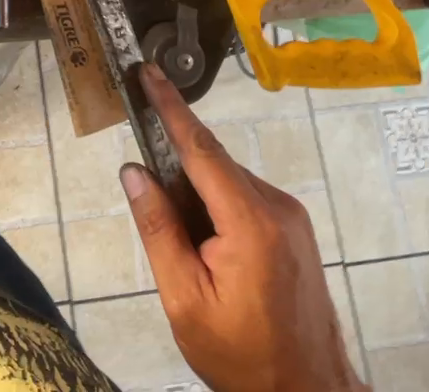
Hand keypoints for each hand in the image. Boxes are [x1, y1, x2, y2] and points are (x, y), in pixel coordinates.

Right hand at [121, 65, 363, 391]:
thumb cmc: (240, 355)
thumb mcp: (184, 299)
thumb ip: (158, 229)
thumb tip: (133, 171)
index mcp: (250, 223)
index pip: (200, 149)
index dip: (170, 107)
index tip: (148, 71)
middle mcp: (277, 207)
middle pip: (211, 166)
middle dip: (175, 178)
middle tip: (161, 226)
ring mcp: (291, 216)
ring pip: (225, 183)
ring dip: (196, 199)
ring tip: (192, 258)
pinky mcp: (295, 228)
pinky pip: (242, 198)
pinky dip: (216, 210)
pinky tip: (211, 255)